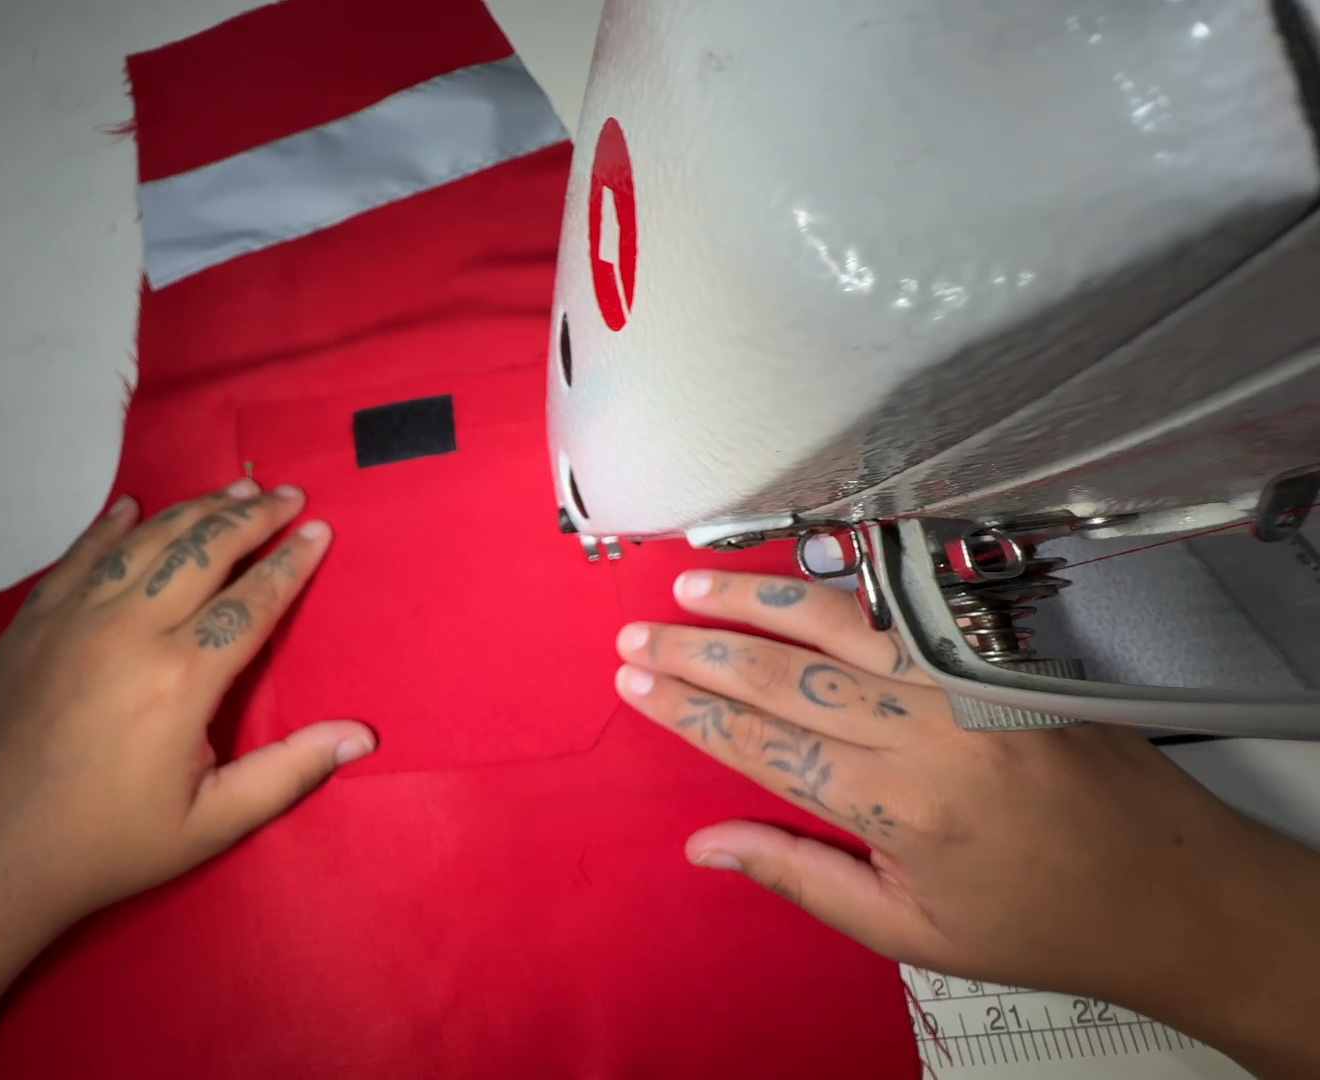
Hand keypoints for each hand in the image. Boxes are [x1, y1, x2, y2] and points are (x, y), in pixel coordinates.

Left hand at [0, 479, 374, 1079]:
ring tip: (234, 489)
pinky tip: (132, 506)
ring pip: (146, 540)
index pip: (252, 600)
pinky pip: (79, 554)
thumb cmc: (107, 844)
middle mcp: (129, 629)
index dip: (291, 562)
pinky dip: (110, 525)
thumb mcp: (212, 822)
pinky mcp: (31, 620)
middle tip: (287, 493)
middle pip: (203, 550)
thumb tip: (363, 734)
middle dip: (253, 517)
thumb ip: (291, 771)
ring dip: (195, 509)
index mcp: (182, 677)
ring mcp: (73, 617)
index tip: (319, 529)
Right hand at [613, 571, 1319, 1077]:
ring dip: (747, 603)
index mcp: (899, 809)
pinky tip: (781, 580)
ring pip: (829, 626)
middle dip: (693, 653)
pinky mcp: (995, 662)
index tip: (636, 685)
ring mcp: (965, 687)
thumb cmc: (1045, 922)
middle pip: (778, 677)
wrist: (1191, 897)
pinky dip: (826, 591)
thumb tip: (706, 845)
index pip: (758, 744)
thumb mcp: (911, 931)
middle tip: (637, 636)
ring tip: (687, 588)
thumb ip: (797, 874)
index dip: (686, 710)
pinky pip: (894, 613)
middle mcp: (927, 737)